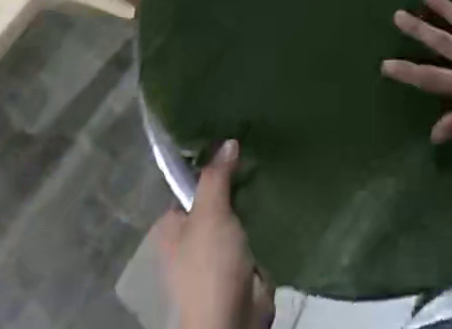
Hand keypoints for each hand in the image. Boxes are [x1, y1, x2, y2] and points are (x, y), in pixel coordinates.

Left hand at [154, 141, 273, 328]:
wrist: (231, 320)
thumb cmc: (210, 266)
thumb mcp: (210, 214)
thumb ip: (217, 177)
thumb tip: (228, 141)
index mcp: (172, 228)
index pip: (188, 185)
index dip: (210, 163)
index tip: (235, 139)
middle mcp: (190, 238)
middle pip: (214, 197)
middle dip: (235, 178)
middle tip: (259, 149)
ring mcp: (216, 251)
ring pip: (235, 213)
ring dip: (252, 196)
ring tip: (274, 164)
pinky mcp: (241, 261)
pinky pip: (252, 229)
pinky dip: (263, 215)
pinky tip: (280, 193)